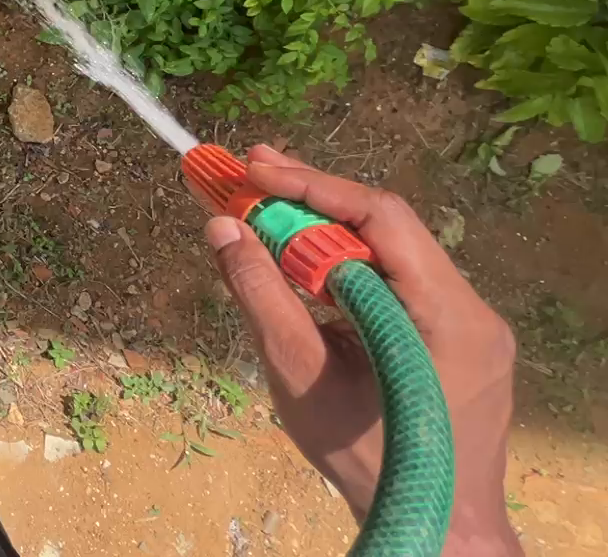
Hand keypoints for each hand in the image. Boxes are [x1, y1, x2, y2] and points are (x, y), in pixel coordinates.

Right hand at [202, 145, 519, 555]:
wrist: (433, 526)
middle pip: (382, 225)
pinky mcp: (443, 337)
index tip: (248, 169)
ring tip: (255, 199)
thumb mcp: (296, 368)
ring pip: (380, 248)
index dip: (310, 185)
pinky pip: (382, 276)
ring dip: (315, 222)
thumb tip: (219, 223)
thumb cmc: (362, 450)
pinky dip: (330, 256)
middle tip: (244, 165)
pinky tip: (291, 254)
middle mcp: (467, 307)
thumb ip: (258, 290)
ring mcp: (461, 323)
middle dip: (308, 192)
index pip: (381, 217)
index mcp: (447, 313)